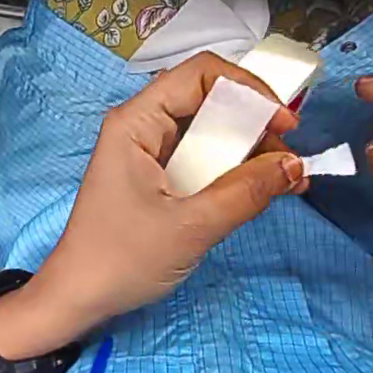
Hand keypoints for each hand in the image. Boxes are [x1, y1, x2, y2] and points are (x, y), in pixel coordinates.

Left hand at [3, 52, 308, 355]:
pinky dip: (233, 173)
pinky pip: (201, 162)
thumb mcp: (191, 227)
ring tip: (286, 180)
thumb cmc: (121, 260)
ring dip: (250, 152)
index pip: (201, 74)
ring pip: (209, 134)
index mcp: (136, 122)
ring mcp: (148, 154)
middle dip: (256, 124)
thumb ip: (246, 192)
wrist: (79, 298)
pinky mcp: (156, 179)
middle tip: (288, 161)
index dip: (249, 90)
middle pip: (209, 102)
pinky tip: (263, 191)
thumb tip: (294, 165)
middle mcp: (141, 128)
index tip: (284, 124)